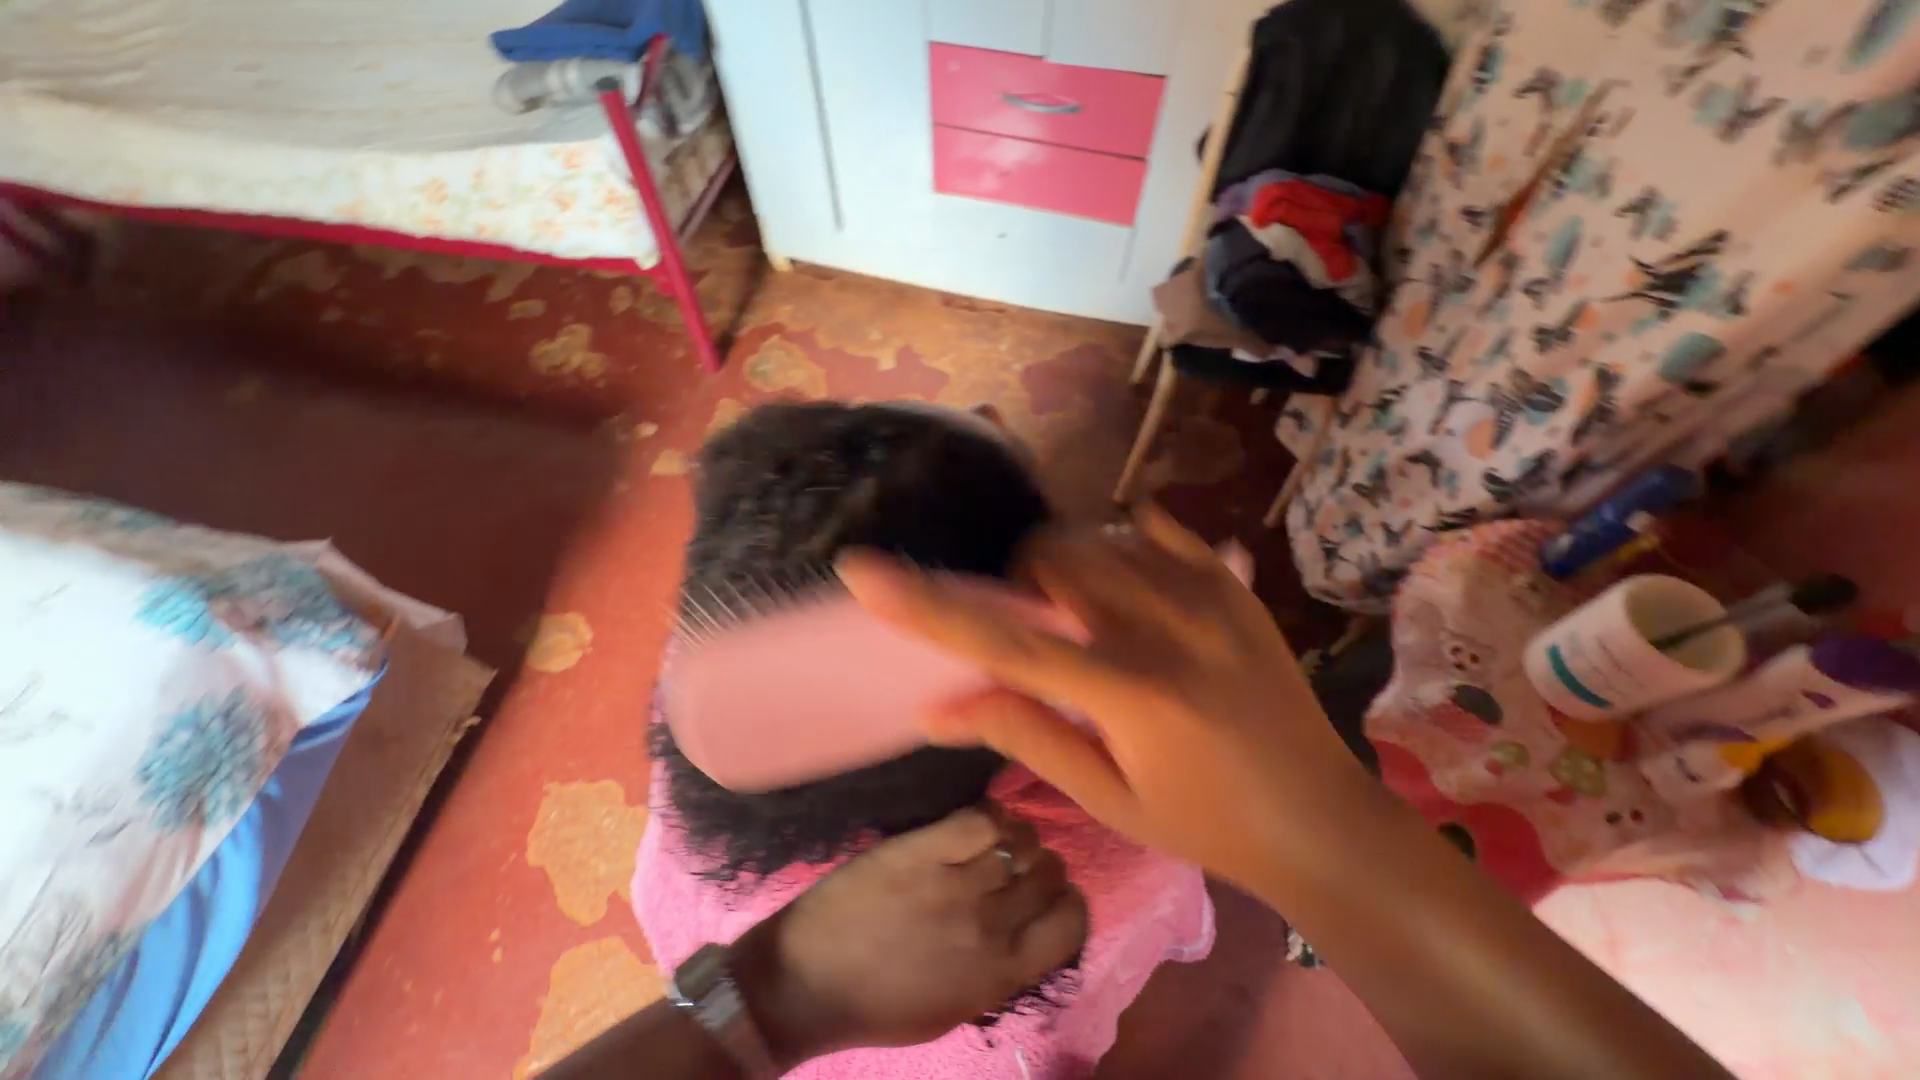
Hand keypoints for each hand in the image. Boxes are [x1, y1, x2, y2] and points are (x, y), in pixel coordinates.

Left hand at [731, 804, 1086, 1069]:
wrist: (807, 983)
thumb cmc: (880, 1005)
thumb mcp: (957, 1007)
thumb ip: (1003, 968)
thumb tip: (1030, 925)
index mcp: (1002, 975)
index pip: (1072, 920)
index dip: (1066, 900)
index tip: (1048, 894)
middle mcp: (990, 928)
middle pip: (1048, 872)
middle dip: (1039, 865)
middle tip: (1015, 864)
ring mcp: (955, 885)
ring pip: (1021, 840)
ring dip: (1015, 837)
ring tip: (993, 841)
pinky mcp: (921, 851)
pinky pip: (980, 818)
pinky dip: (987, 817)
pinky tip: (973, 826)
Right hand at [837, 504, 1370, 890]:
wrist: (1321, 820)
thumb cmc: (1204, 823)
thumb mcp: (1107, 796)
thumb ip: (1025, 734)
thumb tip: (939, 705)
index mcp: (1129, 690)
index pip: (1004, 638)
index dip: (926, 604)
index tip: (862, 570)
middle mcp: (1166, 625)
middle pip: (1052, 557)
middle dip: (1020, 582)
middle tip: (1031, 627)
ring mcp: (1208, 594)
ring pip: (1099, 535)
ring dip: (1067, 563)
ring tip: (1083, 615)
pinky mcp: (1233, 585)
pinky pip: (1159, 528)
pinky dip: (1124, 543)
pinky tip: (1132, 588)